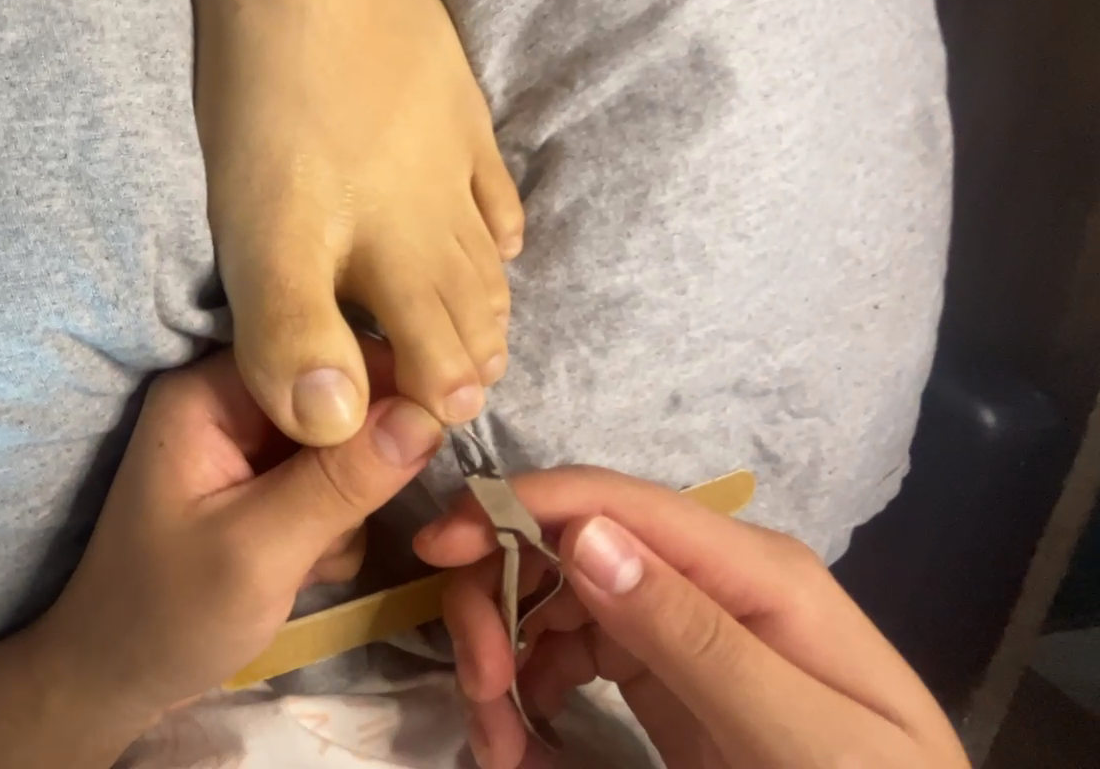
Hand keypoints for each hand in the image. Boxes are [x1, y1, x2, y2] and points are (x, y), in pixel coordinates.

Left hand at [28, 339, 447, 728]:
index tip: (435, 429)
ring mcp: (243, 446)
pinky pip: (327, 484)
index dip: (382, 384)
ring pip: (340, 449)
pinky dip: (332, 528)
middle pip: (335, 401)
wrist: (120, 674)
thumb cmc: (171, 611)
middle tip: (340, 526)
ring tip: (305, 561)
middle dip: (357, 466)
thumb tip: (426, 414)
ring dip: (344, 508)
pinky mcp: (260, 485)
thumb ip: (341, 480)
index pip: (314, 354)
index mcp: (207, 391)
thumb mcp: (259, 549)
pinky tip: (301, 569)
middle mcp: (226, 403)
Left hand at [166, 0, 524, 446]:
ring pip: (484, 251)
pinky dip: (494, 220)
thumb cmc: (276, 112)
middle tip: (461, 391)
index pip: (438, 356)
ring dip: (486, 301)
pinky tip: (499, 232)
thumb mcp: (264, 238)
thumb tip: (338, 430)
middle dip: (467, 357)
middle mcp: (441, 216)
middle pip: (470, 308)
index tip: (429, 427)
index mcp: (399, 260)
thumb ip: (297, 336)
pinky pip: (490, 179)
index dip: (433, 397)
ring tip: (485, 336)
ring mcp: (453, 154)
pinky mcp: (449, 102)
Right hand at [413, 467, 968, 768]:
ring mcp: (661, 610)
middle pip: (555, 545)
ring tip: (495, 739)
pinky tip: (518, 738)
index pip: (605, 500)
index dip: (511, 506)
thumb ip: (697, 637)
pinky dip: (519, 684)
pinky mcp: (641, 655)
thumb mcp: (806, 743)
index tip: (436, 548)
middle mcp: (690, 569)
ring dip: (498, 652)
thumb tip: (583, 534)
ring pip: (541, 593)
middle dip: (495, 602)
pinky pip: (554, 645)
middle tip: (478, 686)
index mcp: (742, 565)